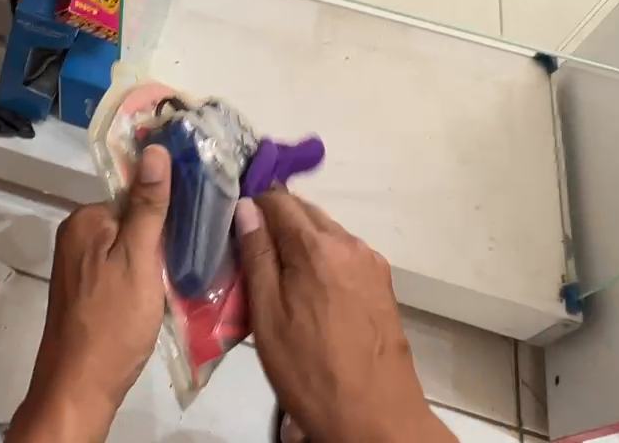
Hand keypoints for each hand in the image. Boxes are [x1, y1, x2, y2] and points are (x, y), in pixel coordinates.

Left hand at [11, 147, 172, 442]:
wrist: (78, 390)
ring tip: (177, 277)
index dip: (165, 208)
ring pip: (127, 245)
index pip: (134, 194)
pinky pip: (118, 266)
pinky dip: (139, 275)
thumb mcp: (139, 260)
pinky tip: (156, 293)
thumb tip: (155, 149)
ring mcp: (78, 263)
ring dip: (151, 258)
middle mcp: (76, 234)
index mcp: (86, 219)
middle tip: (189, 256)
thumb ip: (148, 206)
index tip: (193, 224)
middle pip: (131, 218)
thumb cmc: (113, 322)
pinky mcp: (83, 288)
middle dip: (159, 235)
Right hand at [236, 191, 451, 442]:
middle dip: (277, 221)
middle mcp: (349, 243)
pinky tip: (312, 289)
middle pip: (305, 211)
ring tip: (280, 274)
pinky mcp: (383, 282)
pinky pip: (344, 253)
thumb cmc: (311, 372)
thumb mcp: (268, 316)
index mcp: (317, 247)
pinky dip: (323, 257)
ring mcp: (370, 261)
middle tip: (253, 250)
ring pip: (326, 231)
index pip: (279, 199)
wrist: (378, 421)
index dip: (254, 203)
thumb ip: (257, 255)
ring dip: (301, 239)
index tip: (235, 221)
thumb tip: (245, 207)